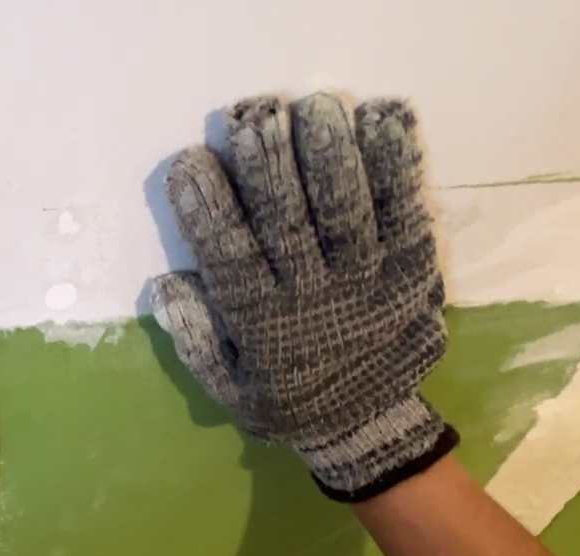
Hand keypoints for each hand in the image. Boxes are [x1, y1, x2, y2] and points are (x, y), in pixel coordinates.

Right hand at [155, 93, 457, 501]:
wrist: (363, 424)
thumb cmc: (283, 402)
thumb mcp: (226, 389)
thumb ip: (197, 341)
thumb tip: (167, 285)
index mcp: (263, 327)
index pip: (229, 259)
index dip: (207, 210)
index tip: (189, 164)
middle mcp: (313, 300)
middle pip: (287, 223)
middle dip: (267, 167)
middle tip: (250, 116)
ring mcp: (367, 281)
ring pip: (346, 210)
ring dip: (329, 154)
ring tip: (312, 107)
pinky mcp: (411, 268)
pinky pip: (405, 211)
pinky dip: (397, 164)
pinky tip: (380, 119)